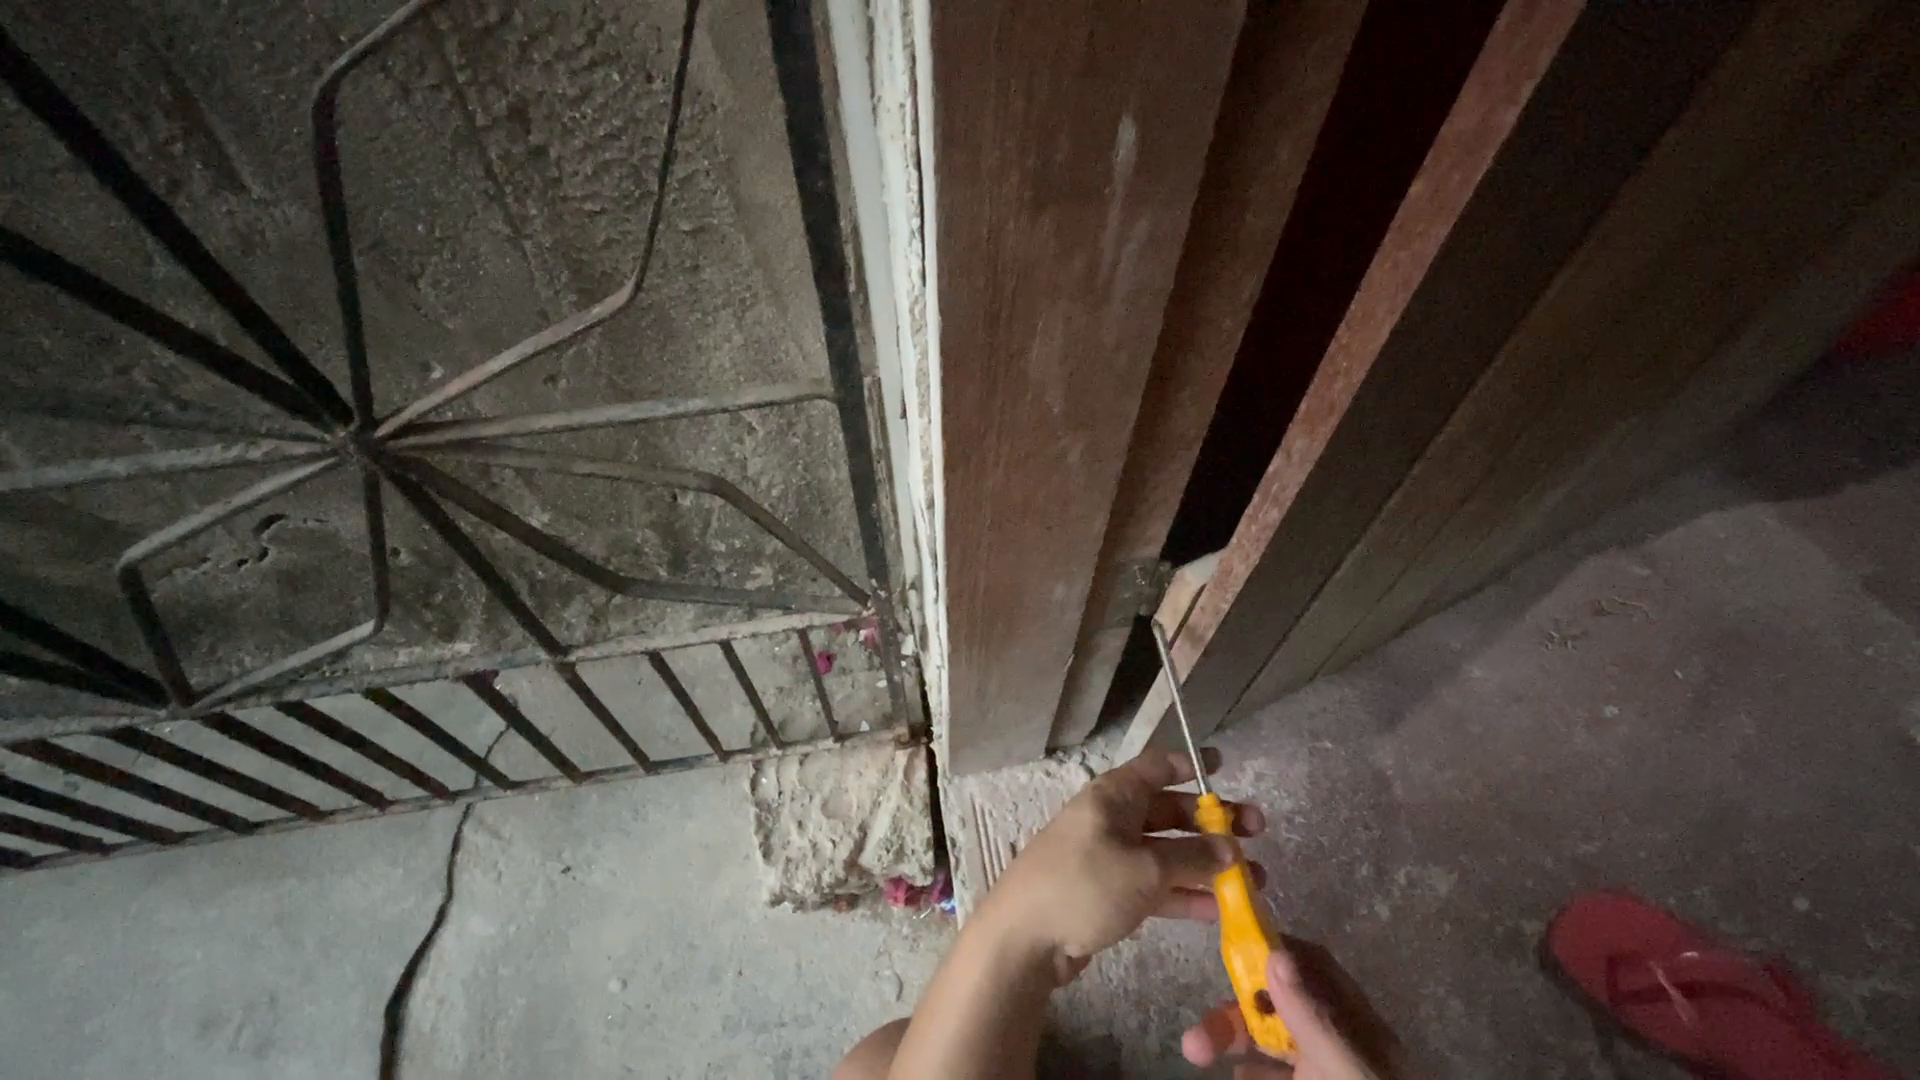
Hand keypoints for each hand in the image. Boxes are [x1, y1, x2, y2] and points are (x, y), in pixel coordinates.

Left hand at [971, 748, 1266, 984]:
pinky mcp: (1108, 892)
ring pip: (1166, 852)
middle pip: (1168, 812)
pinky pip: (1154, 885)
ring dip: (1206, 864)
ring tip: (1254, 879)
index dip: (1189, 763)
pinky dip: (1183, 894)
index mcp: (1114, 796)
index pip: (1156, 766)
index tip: (1222, 765)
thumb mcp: (1144, 870)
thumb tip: (1228, 849)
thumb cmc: (1084, 885)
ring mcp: (1109, 857)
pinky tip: (1218, 911)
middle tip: (1257, 832)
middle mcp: (1111, 819)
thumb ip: (1190, 858)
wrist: (1024, 937)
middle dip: (1212, 822)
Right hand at [1182, 949, 1377, 1078]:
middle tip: (1195, 1043)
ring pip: (1264, 1050)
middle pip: (1274, 1011)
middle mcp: (1334, 1048)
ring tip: (1195, 1055)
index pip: (1311, 967)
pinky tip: (1232, 1074)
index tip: (1229, 954)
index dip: (1271, 953)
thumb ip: (1310, 1015)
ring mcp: (1318, 1077)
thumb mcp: (1343, 1069)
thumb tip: (1274, 952)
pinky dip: (1246, 1072)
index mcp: (1354, 1027)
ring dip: (1228, 1046)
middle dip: (1231, 1018)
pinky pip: (1266, 1076)